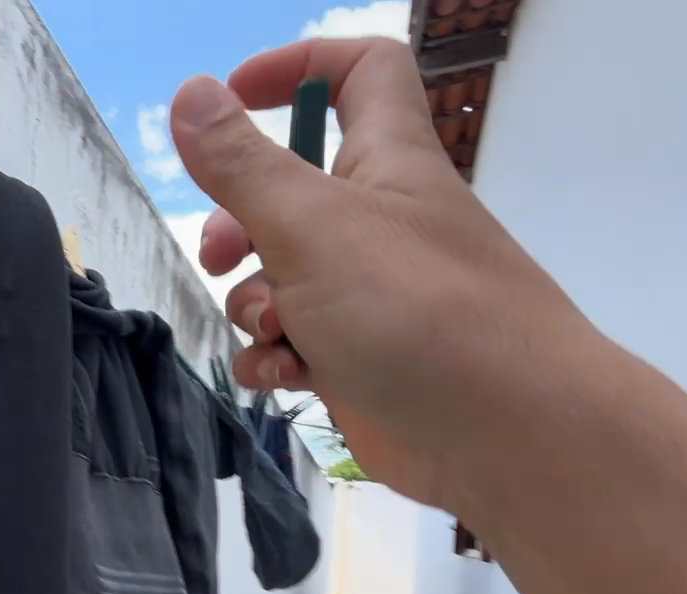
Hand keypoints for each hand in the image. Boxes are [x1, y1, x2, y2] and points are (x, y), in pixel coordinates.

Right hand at [170, 39, 598, 510]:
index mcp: (385, 164)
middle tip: (218, 254)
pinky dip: (273, 359)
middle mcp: (374, 224)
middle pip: (287, 198)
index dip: (296, 69)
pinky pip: (288, 344)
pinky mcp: (350, 358)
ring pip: (277, 282)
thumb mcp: (310, 228)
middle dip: (237, 225)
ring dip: (254, 307)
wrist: (496, 430)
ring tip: (277, 333)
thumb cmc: (410, 309)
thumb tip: (190, 95)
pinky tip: (284, 378)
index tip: (232, 97)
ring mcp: (362, 297)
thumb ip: (242, 167)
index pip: (357, 76)